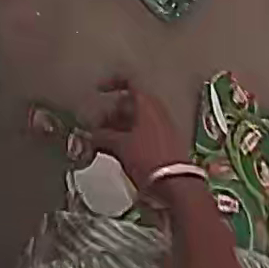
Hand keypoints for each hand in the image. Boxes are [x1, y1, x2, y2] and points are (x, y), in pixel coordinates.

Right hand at [89, 77, 189, 192]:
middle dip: (110, 113)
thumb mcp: (121, 146)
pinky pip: (143, 132)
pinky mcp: (165, 142)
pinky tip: (117, 151)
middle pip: (129, 103)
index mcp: (147, 103)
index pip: (129, 81)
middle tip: (96, 128)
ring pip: (135, 119)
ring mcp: (162, 126)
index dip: (112, 82)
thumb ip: (103, 136)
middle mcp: (156, 110)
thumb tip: (91, 135)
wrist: (177, 186)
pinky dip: (128, 137)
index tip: (98, 91)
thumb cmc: (148, 158)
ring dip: (117, 127)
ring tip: (102, 142)